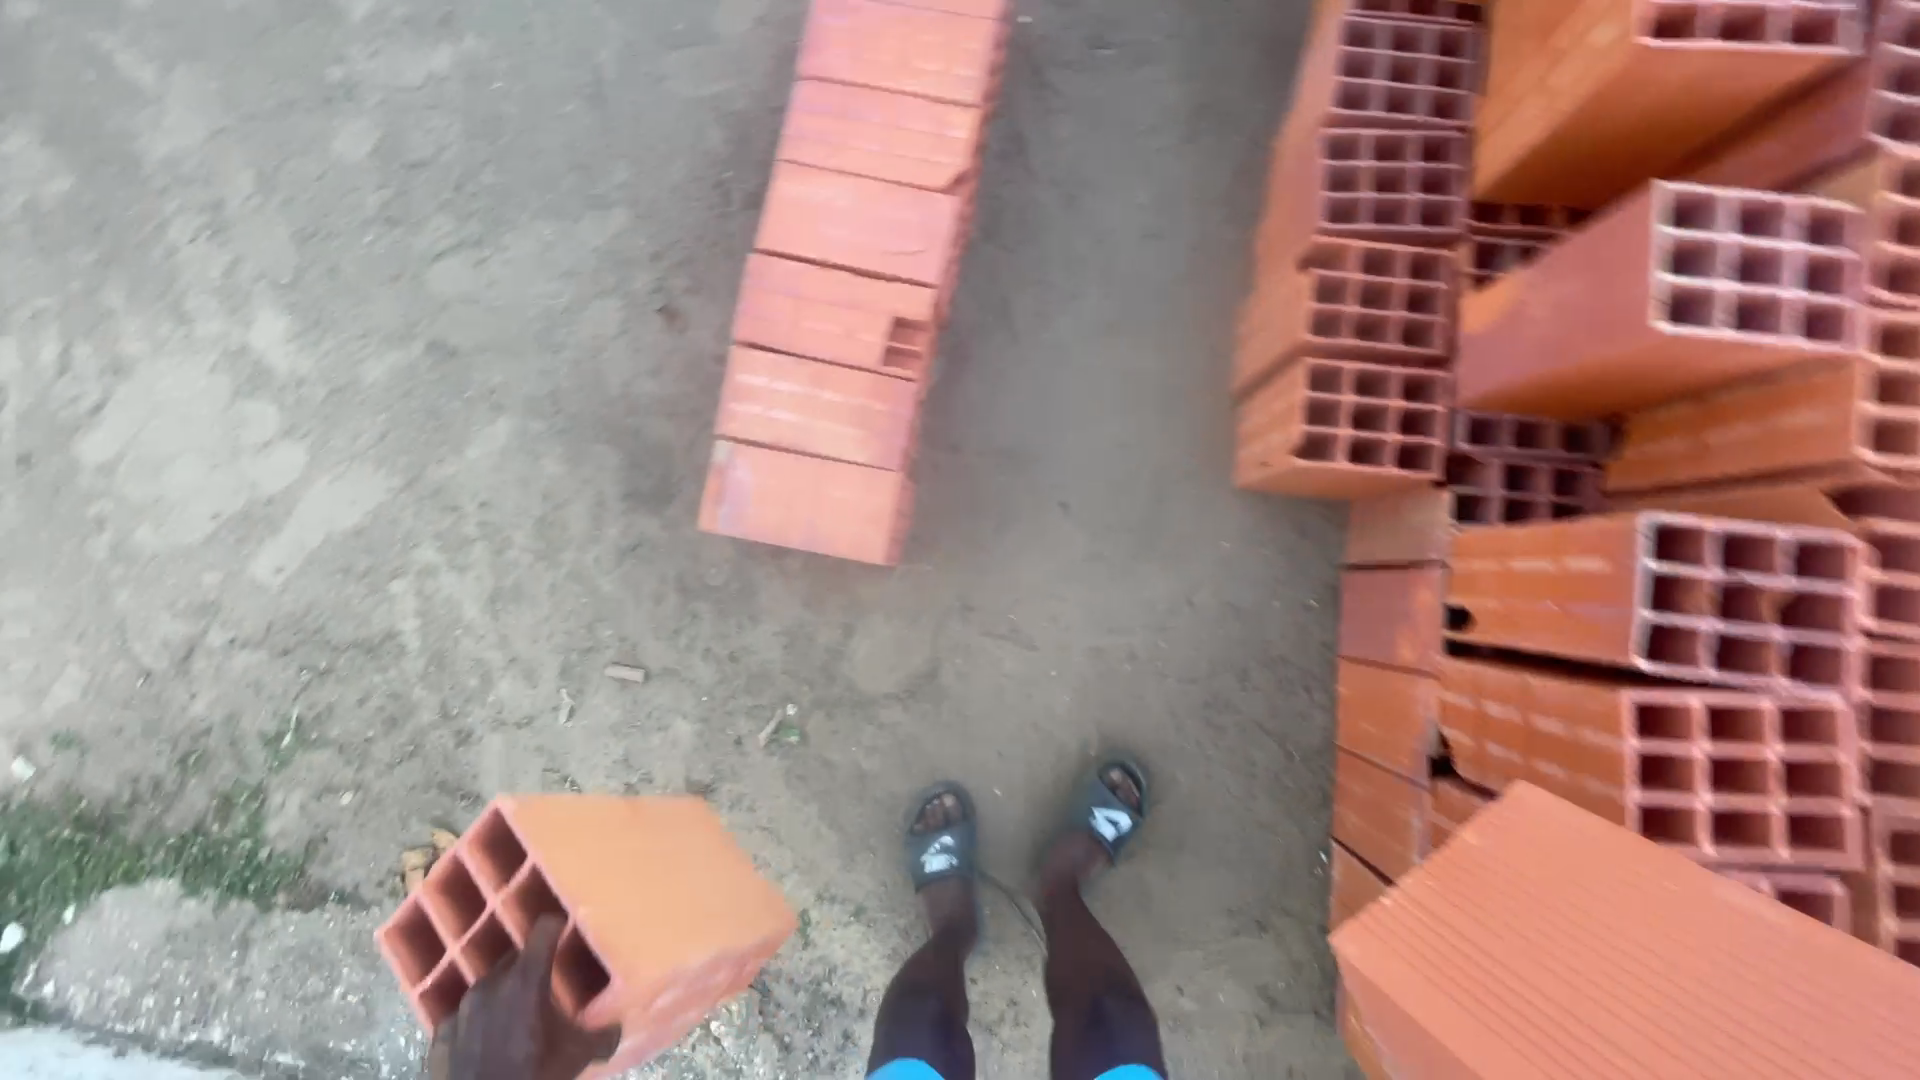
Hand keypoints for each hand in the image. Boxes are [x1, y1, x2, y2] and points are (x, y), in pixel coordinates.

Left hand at [427, 915, 621, 1079]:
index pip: (545, 928)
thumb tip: (618, 1027)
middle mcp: (490, 984)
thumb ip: (604, 1034)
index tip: (565, 931)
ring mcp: (459, 1011)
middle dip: (530, 966)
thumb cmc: (535, 1077)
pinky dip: (475, 1024)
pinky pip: (461, 1019)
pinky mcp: (438, 1039)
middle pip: (515, 958)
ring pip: (487, 988)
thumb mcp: (579, 1055)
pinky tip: (484, 1045)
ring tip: (516, 1018)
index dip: (557, 926)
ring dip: (503, 995)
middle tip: (545, 987)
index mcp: (526, 978)